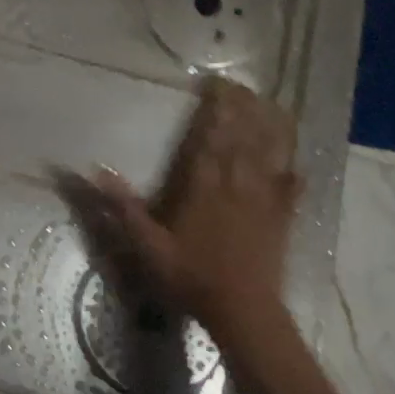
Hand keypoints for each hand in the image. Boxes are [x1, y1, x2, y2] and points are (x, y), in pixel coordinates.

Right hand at [91, 77, 302, 333]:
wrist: (242, 309)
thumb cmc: (190, 276)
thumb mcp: (147, 245)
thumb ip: (124, 207)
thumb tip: (98, 170)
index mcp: (203, 186)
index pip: (211, 137)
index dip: (215, 108)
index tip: (215, 84)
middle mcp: (237, 184)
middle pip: (243, 137)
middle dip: (243, 108)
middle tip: (241, 86)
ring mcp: (264, 201)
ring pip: (271, 154)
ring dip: (271, 128)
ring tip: (272, 106)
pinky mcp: (281, 220)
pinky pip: (290, 189)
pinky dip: (292, 172)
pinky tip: (296, 164)